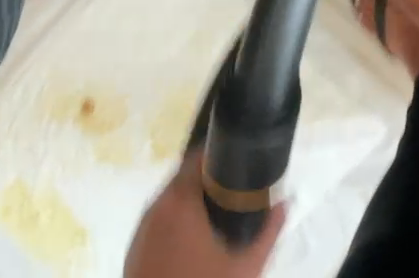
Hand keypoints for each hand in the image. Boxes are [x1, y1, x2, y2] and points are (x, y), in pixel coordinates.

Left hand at [125, 153, 283, 277]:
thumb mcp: (246, 267)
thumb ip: (268, 231)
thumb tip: (285, 203)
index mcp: (180, 201)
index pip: (198, 156)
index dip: (219, 153)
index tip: (239, 160)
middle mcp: (155, 207)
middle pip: (184, 177)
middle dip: (209, 180)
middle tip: (235, 192)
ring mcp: (141, 231)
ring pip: (170, 201)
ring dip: (191, 202)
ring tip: (217, 217)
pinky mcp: (133, 252)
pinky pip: (158, 223)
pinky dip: (175, 224)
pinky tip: (194, 242)